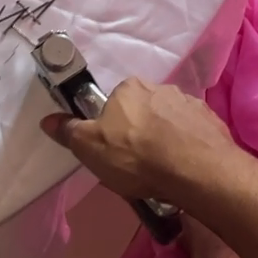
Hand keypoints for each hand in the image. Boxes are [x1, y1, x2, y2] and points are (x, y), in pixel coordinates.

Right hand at [40, 78, 245, 201]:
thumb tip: (47, 120)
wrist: (195, 170)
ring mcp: (189, 103)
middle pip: (143, 110)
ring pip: (169, 121)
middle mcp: (161, 87)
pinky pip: (192, 132)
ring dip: (165, 138)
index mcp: (129, 88)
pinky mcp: (210, 121)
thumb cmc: (136, 156)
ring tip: (163, 170)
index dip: (112, 127)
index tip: (113, 150)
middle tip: (136, 164)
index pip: (115, 103)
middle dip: (140, 132)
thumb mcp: (90, 147)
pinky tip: (184, 168)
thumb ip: (69, 131)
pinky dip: (187, 146)